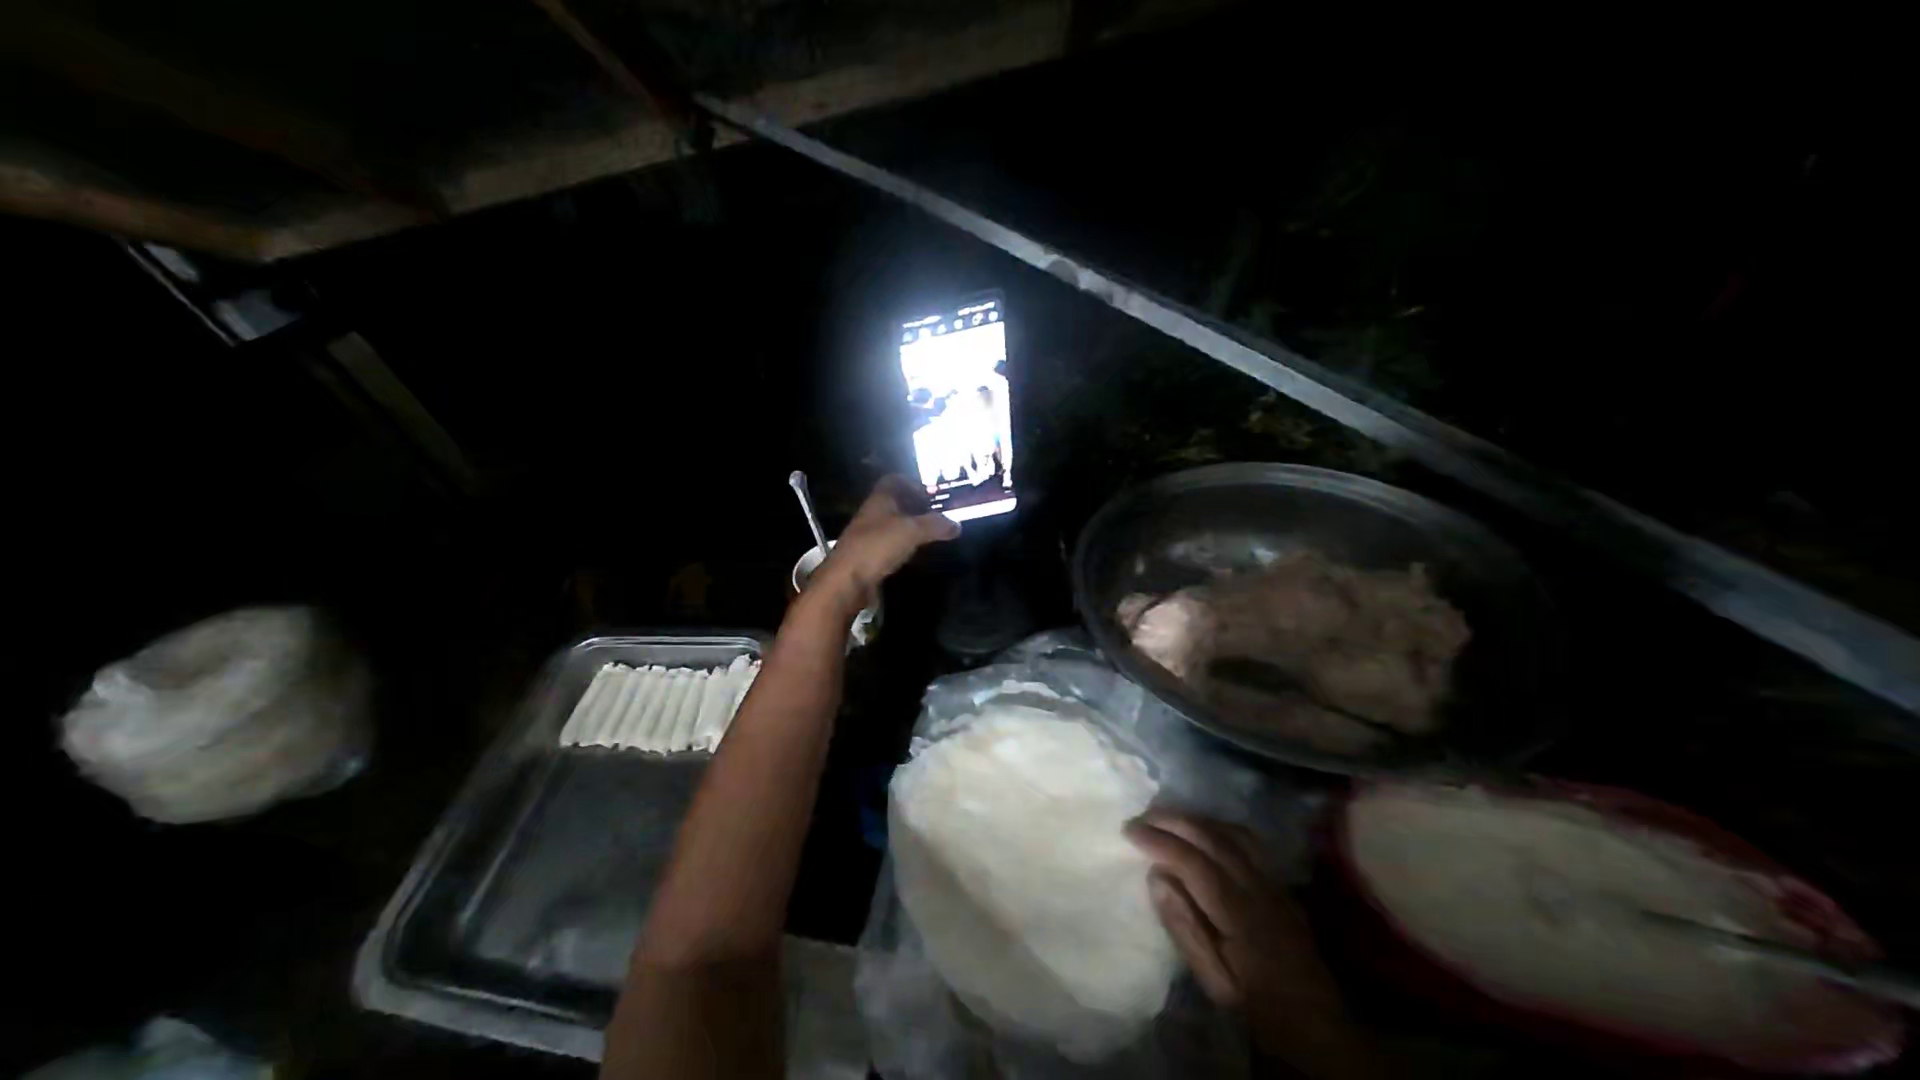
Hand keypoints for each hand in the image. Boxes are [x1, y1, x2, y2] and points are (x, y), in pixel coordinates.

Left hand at [811, 475, 958, 607]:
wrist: (846, 581)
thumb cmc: (877, 546)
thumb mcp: (911, 531)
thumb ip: (935, 525)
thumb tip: (957, 524)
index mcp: (879, 500)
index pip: (893, 480)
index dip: (912, 483)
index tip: (931, 494)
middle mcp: (872, 514)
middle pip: (895, 503)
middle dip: (916, 506)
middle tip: (937, 516)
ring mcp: (868, 536)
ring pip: (893, 524)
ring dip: (910, 527)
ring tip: (931, 535)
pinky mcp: (868, 556)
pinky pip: (889, 544)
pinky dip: (903, 545)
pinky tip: (915, 554)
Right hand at [1128, 812, 1390, 1077]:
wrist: (1321, 1027)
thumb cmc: (1259, 1009)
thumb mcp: (1216, 983)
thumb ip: (1185, 929)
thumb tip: (1157, 877)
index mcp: (1239, 914)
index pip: (1194, 862)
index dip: (1160, 841)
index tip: (1130, 830)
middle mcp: (1259, 888)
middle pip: (1214, 839)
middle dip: (1174, 820)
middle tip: (1141, 816)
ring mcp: (1275, 883)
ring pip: (1234, 834)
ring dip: (1197, 819)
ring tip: (1166, 817)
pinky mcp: (1282, 886)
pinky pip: (1249, 842)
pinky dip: (1219, 827)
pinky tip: (1205, 830)